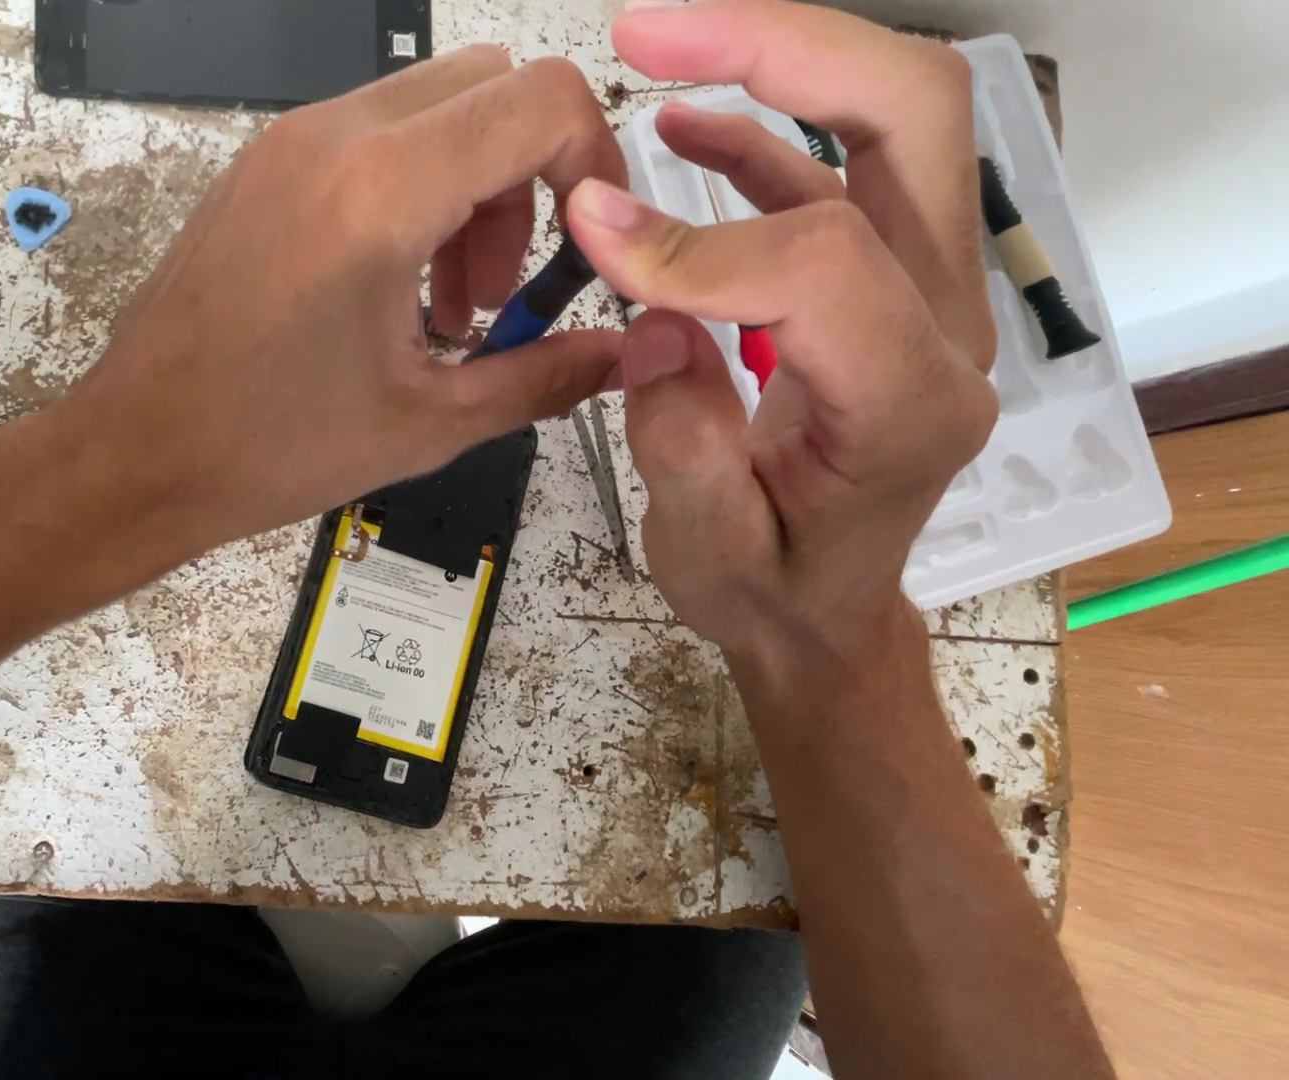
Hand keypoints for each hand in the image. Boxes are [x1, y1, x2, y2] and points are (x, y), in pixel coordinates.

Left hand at [62, 47, 626, 555]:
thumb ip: (543, 378)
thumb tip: (622, 355)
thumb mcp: (428, 423)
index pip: (543, 101)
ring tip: (445, 308)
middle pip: (489, 90)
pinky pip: (365, 142)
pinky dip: (409, 193)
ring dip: (467, 192)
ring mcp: (283, 147)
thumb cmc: (272, 448)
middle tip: (498, 292)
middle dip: (527, 181)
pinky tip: (389, 291)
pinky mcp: (258, 171)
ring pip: (427, 111)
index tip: (588, 245)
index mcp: (379, 191)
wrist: (140, 455)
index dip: (595, 164)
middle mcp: (330, 139)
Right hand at [564, 0, 997, 670]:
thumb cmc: (764, 591)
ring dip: (773, 61)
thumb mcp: (706, 547)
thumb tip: (650, 316)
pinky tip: (683, 128)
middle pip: (911, 117)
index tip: (586, 226)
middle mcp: (940, 325)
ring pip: (888, 121)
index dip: (692, 239)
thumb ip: (682, 442)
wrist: (818, 612)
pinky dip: (762, 130)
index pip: (819, 261)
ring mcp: (918, 296)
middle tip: (651, 29)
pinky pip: (837, 177)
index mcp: (906, 402)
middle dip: (780, 48)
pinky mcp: (874, 292)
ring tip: (652, 48)